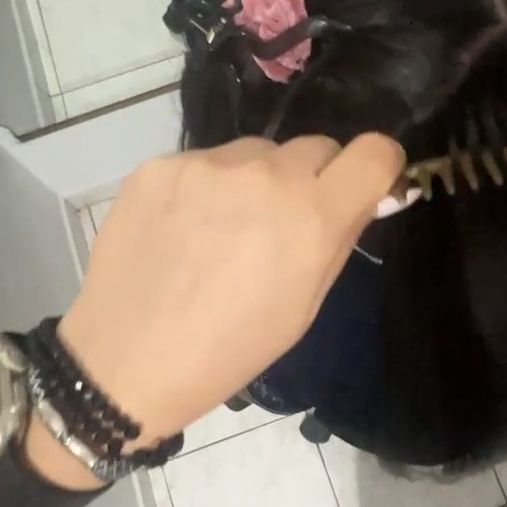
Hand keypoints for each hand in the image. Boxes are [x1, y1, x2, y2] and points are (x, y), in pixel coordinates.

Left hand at [56, 134, 404, 444]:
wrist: (128, 359)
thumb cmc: (231, 350)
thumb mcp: (304, 308)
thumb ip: (339, 241)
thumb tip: (365, 198)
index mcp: (312, 217)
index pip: (374, 151)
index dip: (378, 167)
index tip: (364, 187)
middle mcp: (266, 175)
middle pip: (316, 147)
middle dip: (314, 180)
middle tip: (286, 224)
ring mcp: (208, 164)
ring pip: (258, 153)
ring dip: (258, 180)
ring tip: (225, 231)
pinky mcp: (161, 165)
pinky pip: (207, 163)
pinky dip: (208, 188)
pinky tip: (185, 231)